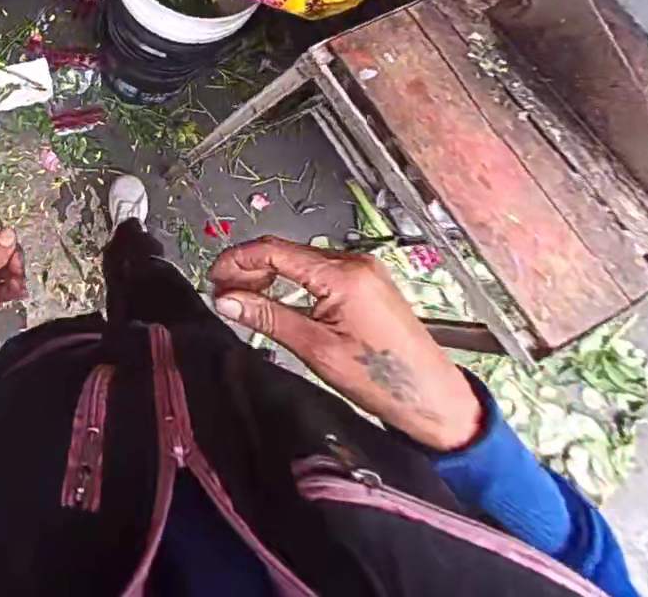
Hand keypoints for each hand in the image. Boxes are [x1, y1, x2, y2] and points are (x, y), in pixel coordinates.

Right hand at [209, 236, 480, 450]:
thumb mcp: (316, 348)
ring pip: (300, 258)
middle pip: (287, 250)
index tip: (213, 275)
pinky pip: (317, 269)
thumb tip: (227, 300)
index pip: (276, 251)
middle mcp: (352, 261)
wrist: (433, 396)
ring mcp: (361, 268)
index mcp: (342, 273)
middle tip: (223, 291)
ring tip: (243, 296)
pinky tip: (275, 296)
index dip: (238, 259)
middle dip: (250, 266)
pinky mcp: (365, 280)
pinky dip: (291, 279)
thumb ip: (269, 318)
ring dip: (268, 272)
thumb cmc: (380, 378)